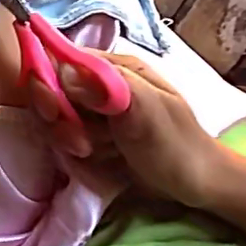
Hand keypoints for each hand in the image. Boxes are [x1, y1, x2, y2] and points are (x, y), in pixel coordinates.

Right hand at [35, 51, 236, 207]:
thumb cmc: (177, 145)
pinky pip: (68, 141)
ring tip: (103, 154)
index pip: (58, 62)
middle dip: (63, 123)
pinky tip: (102, 161)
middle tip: (85, 146)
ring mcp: (97, 111)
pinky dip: (80, 155)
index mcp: (115, 67)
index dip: (48, 86)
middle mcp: (101, 83)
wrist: (197, 182)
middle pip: (53, 94)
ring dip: (74, 142)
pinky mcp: (94, 135)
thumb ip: (107, 87)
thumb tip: (64, 71)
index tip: (55, 114)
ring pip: (58, 121)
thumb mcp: (147, 111)